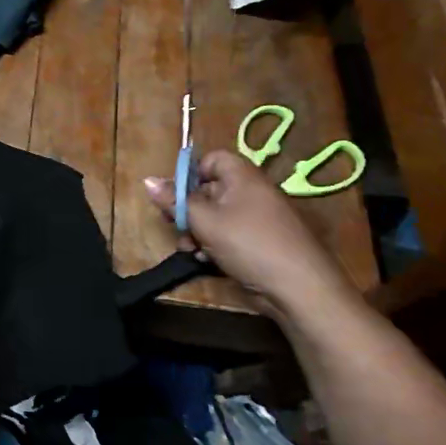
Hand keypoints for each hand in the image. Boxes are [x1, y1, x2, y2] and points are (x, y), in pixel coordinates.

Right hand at [145, 150, 353, 316]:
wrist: (297, 285)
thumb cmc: (248, 242)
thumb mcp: (205, 221)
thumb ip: (176, 202)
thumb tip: (147, 180)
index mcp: (242, 175)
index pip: (211, 159)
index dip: (191, 174)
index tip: (175, 197)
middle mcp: (250, 191)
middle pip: (210, 190)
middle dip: (189, 211)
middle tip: (177, 229)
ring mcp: (257, 218)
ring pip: (216, 216)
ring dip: (198, 232)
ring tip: (192, 251)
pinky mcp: (259, 242)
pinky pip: (229, 235)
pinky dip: (215, 245)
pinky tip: (207, 261)